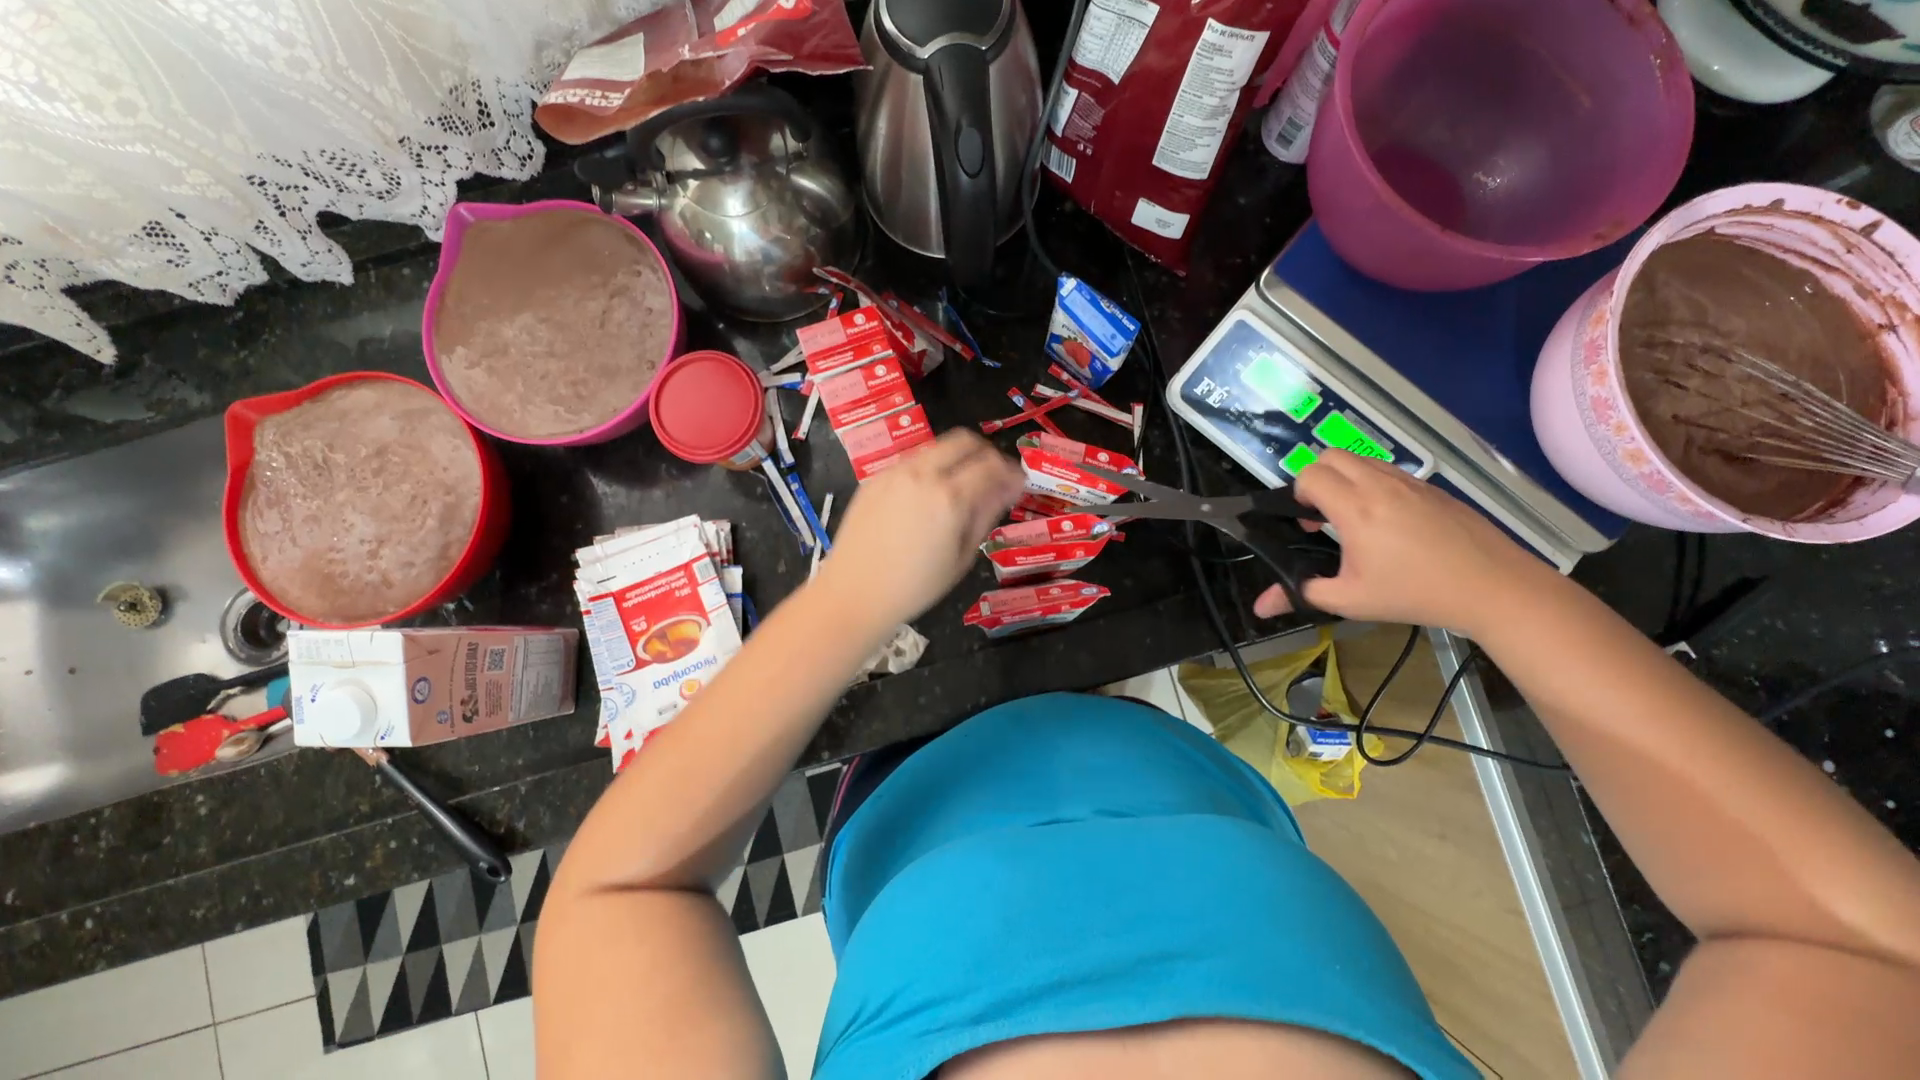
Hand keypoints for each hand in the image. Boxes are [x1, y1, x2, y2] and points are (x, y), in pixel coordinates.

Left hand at [815, 429, 1026, 628]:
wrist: (854, 593)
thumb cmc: (915, 587)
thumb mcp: (962, 557)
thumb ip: (986, 515)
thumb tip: (1008, 489)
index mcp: (949, 498)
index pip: (991, 466)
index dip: (1011, 472)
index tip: (1018, 484)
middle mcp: (922, 475)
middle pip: (964, 441)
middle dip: (985, 453)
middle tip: (993, 475)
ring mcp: (894, 473)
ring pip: (935, 447)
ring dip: (956, 458)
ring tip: (961, 486)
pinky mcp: (874, 479)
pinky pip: (911, 462)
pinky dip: (929, 469)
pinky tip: (927, 497)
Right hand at [1253, 450, 1556, 634]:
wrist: (1491, 585)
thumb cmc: (1415, 593)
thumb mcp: (1352, 601)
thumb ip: (1302, 594)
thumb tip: (1261, 606)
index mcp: (1355, 508)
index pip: (1309, 475)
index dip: (1298, 495)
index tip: (1306, 523)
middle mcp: (1379, 484)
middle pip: (1331, 455)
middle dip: (1316, 479)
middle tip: (1322, 515)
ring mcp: (1409, 482)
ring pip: (1360, 459)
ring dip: (1345, 479)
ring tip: (1353, 519)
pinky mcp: (1430, 488)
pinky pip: (1388, 471)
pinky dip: (1373, 484)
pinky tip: (1387, 523)